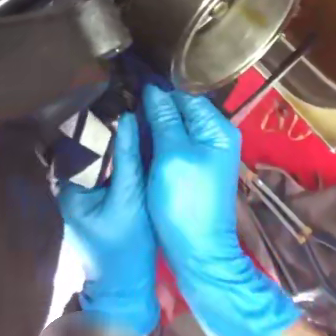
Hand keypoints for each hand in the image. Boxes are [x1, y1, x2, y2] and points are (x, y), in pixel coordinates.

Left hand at [56, 113, 157, 335]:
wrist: (126, 287)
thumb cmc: (127, 246)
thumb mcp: (131, 199)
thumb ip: (129, 159)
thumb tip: (129, 119)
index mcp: (67, 188)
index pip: (77, 143)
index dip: (96, 120)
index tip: (115, 98)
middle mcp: (66, 188)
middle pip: (84, 147)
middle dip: (104, 127)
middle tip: (127, 102)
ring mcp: (78, 195)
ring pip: (94, 157)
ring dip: (110, 140)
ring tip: (131, 114)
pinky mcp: (92, 200)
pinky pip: (101, 170)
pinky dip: (114, 156)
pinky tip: (132, 141)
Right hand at [140, 84, 299, 335]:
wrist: (197, 252)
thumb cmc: (185, 201)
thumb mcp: (172, 156)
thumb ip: (164, 120)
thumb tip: (153, 90)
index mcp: (217, 129)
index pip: (185, 96)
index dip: (157, 91)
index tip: (127, 83)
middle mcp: (213, 137)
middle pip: (179, 110)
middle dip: (152, 107)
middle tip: (119, 100)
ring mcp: (202, 154)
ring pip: (172, 128)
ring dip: (150, 124)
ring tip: (121, 117)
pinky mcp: (189, 170)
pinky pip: (170, 146)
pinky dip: (153, 142)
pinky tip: (132, 139)